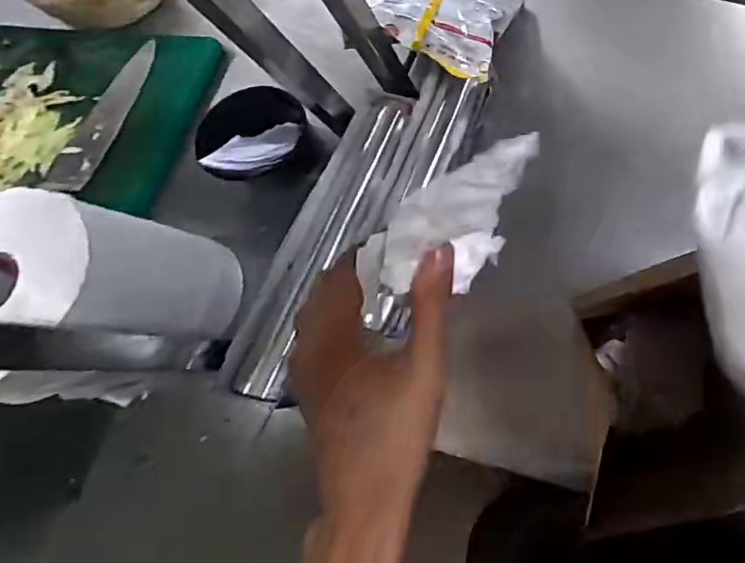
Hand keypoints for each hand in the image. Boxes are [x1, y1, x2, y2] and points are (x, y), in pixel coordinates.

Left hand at [292, 244, 453, 562]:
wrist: (365, 504)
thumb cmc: (397, 431)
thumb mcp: (425, 364)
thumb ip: (431, 305)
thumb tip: (438, 251)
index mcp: (334, 338)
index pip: (339, 278)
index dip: (361, 253)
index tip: (392, 240)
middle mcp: (311, 352)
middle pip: (320, 296)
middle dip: (350, 271)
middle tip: (388, 258)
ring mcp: (306, 377)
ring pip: (312, 320)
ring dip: (338, 296)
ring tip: (374, 286)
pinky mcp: (311, 396)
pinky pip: (312, 340)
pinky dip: (331, 320)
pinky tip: (357, 331)